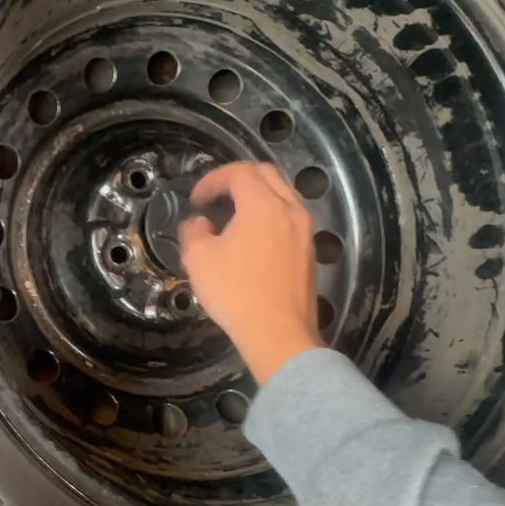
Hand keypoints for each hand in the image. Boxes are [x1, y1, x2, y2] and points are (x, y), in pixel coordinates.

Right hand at [180, 161, 324, 384]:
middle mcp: (290, 209)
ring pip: (282, 193)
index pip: (238, 173)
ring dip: (256, 195)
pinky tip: (251, 236)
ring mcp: (304, 229)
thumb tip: (200, 223)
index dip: (212, 180)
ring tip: (233, 214)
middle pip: (266, 174)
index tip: (195, 198)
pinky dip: (269, 213)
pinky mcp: (309, 249)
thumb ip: (195, 230)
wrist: (277, 332)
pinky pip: (289, 216)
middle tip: (215, 196)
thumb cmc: (235, 292)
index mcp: (263, 205)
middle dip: (237, 178)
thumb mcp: (199, 259)